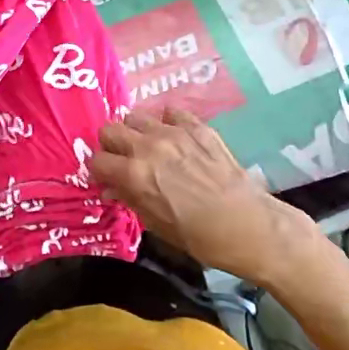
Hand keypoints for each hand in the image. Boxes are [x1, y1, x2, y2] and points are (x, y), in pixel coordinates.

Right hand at [90, 107, 319, 285]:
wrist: (251, 227)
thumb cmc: (200, 237)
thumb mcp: (156, 225)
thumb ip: (129, 200)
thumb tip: (111, 188)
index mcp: (134, 174)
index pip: (97, 160)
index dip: (98, 170)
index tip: (106, 179)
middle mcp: (148, 147)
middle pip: (110, 130)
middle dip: (111, 146)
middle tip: (122, 161)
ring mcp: (174, 133)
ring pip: (135, 116)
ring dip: (135, 131)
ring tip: (147, 147)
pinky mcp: (198, 128)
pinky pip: (171, 112)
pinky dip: (166, 122)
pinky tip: (174, 137)